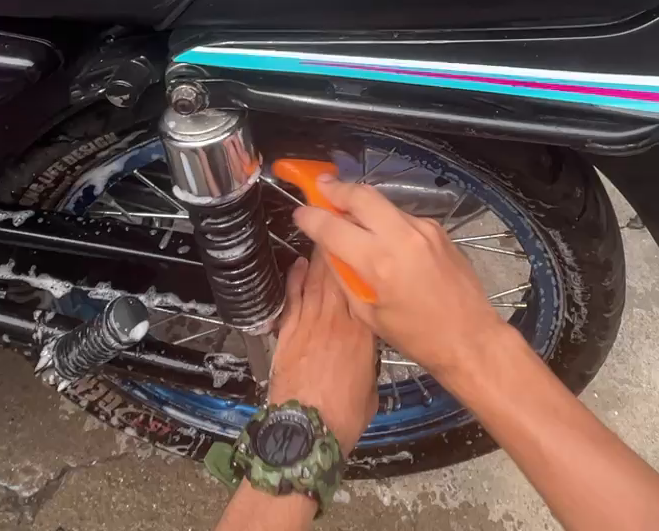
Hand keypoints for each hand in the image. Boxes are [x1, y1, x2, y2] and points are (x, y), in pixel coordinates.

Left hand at [265, 252, 377, 449]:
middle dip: (338, 250)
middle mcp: (336, 322)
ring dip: (318, 257)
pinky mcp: (288, 334)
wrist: (305, 432)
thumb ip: (368, 361)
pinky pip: (293, 299)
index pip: (363, 289)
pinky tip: (299, 265)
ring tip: (322, 235)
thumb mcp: (370, 389)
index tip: (363, 245)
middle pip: (337, 276)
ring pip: (315, 281)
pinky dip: (296, 279)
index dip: (361, 264)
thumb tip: (366, 353)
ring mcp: (309, 324)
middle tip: (340, 225)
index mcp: (362, 334)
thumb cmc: (343, 417)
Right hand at [291, 177, 515, 385]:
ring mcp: (423, 228)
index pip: (334, 228)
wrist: (470, 337)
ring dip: (361, 203)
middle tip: (320, 185)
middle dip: (336, 188)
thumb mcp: (368, 315)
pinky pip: (402, 217)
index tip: (300, 213)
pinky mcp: (437, 228)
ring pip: (383, 203)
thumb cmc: (417, 337)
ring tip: (346, 211)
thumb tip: (329, 250)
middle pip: (361, 195)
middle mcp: (402, 236)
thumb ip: (346, 277)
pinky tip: (381, 235)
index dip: (311, 217)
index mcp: (380, 263)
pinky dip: (385, 220)